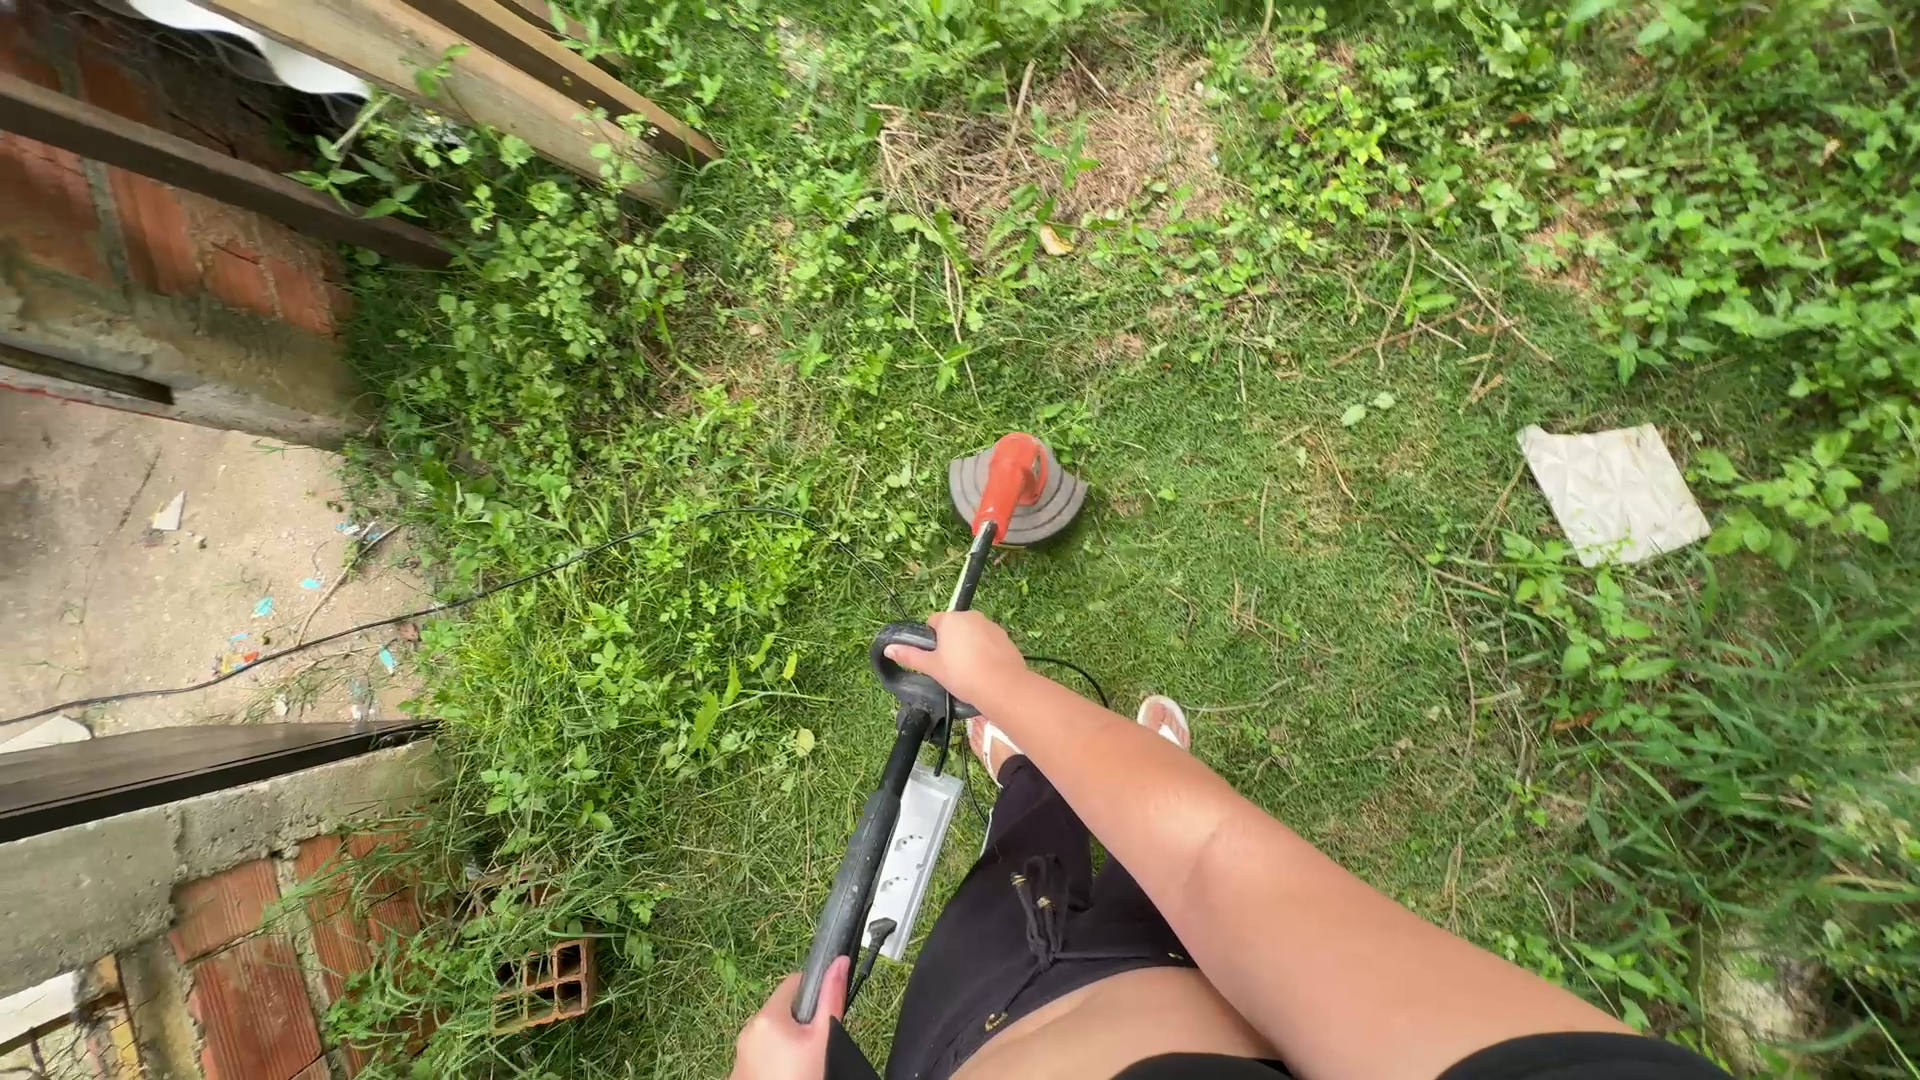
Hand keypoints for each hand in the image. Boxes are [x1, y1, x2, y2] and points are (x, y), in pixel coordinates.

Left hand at [729, 955, 849, 1079]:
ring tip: (800, 1065)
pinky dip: (772, 1059)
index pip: (793, 982)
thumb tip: (839, 961)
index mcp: (767, 1016)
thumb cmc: (802, 1079)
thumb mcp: (823, 1039)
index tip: (820, 1016)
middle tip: (813, 1046)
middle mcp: (748, 1029)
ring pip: (771, 1033)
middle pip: (781, 1009)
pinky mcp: (736, 1072)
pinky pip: (759, 1053)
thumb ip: (831, 998)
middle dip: (799, 1022)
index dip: (812, 994)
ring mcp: (739, 1053)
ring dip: (786, 1041)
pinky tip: (786, 1075)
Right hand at [882, 610, 1028, 708]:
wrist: (1002, 686)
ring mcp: (990, 625)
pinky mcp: (1005, 637)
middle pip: (954, 627)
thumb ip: (910, 656)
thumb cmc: (962, 674)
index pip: (933, 621)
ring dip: (967, 646)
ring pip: (972, 634)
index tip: (934, 658)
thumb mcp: (932, 667)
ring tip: (968, 671)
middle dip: (950, 643)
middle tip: (949, 667)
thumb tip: (889, 649)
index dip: (931, 639)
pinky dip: (984, 652)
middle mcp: (971, 616)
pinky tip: (984, 670)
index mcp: (950, 619)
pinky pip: (988, 642)